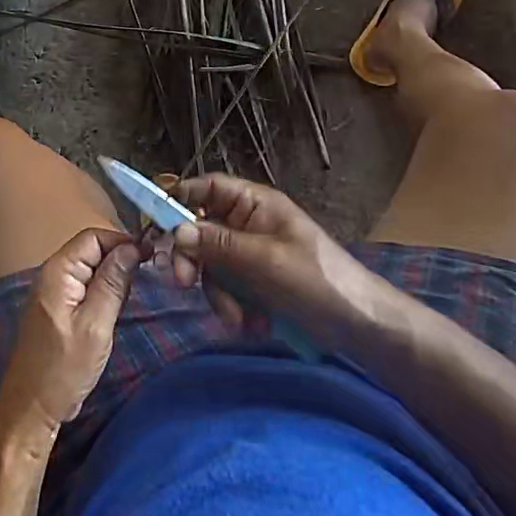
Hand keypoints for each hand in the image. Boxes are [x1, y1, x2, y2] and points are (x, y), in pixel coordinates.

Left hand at [0, 228, 143, 428]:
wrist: (32, 408)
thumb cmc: (64, 368)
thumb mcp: (96, 324)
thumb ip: (113, 283)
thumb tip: (132, 248)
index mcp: (58, 271)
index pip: (93, 237)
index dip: (122, 240)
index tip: (151, 253)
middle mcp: (53, 274)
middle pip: (92, 249)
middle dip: (120, 256)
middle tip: (149, 271)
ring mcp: (55, 291)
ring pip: (91, 267)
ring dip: (114, 273)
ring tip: (138, 286)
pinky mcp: (60, 307)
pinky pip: (86, 285)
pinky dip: (104, 289)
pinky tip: (119, 302)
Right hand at [170, 173, 391, 347]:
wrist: (361, 326)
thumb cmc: (317, 279)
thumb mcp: (264, 260)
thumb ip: (217, 244)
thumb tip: (175, 230)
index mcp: (255, 204)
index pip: (207, 188)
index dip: (179, 199)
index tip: (154, 223)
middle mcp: (249, 223)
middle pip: (201, 230)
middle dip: (194, 260)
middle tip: (184, 283)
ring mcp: (252, 254)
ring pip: (212, 265)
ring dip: (219, 294)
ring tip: (239, 319)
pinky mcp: (257, 282)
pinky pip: (229, 288)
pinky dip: (235, 307)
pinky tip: (253, 325)